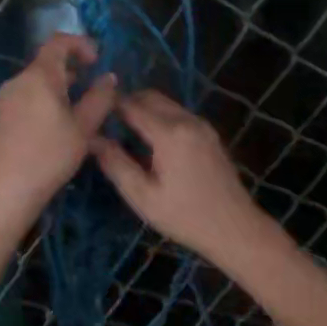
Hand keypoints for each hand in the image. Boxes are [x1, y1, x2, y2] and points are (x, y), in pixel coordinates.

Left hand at [0, 34, 115, 224]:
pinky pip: (26, 99)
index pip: (59, 42)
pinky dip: (45, 102)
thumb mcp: (84, 128)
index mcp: (40, 76)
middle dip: (73, 70)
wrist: (2, 191)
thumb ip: (100, 98)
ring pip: (37, 83)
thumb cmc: (48, 155)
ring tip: (79, 113)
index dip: (81, 43)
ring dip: (60, 89)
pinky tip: (55, 130)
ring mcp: (4, 100)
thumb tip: (109, 77)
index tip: (98, 60)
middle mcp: (18, 81)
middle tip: (94, 91)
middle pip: (47, 63)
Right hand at [89, 90, 281, 265]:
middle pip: (151, 97)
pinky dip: (162, 117)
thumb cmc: (184, 216)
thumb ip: (116, 164)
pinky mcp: (211, 135)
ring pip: (167, 104)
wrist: (235, 228)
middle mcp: (188, 120)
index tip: (92, 112)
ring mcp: (203, 126)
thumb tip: (92, 138)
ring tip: (125, 132)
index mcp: (169, 133)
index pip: (132, 105)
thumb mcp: (143, 196)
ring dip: (145, 109)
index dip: (109, 105)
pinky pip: (180, 115)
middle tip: (107, 122)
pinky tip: (152, 142)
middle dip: (127, 103)